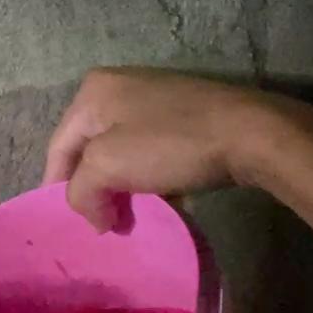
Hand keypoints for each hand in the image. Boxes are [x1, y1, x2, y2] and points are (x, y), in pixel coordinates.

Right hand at [44, 68, 286, 230]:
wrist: (253, 133)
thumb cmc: (169, 144)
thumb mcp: (107, 167)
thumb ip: (81, 192)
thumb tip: (94, 216)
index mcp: (91, 91)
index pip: (59, 148)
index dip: (59, 191)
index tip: (79, 225)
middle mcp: (116, 86)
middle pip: (88, 150)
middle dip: (95, 190)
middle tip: (108, 223)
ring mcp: (151, 97)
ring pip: (119, 152)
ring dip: (122, 187)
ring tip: (133, 215)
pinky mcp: (182, 112)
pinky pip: (148, 149)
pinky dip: (147, 175)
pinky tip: (161, 196)